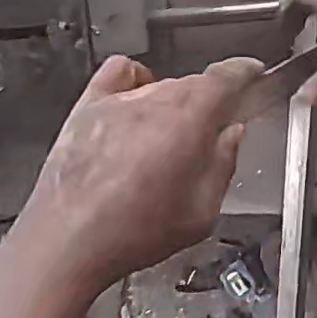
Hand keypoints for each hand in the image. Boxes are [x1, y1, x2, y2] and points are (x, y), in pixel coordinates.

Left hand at [9, 54, 263, 303]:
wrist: (64, 247)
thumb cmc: (130, 234)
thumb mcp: (201, 212)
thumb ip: (224, 164)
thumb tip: (232, 136)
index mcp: (191, 119)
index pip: (227, 75)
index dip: (245, 71)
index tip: (252, 74)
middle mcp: (156, 100)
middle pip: (197, 82)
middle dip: (211, 101)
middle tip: (210, 133)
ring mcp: (120, 101)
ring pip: (163, 84)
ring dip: (175, 102)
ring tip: (167, 139)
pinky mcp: (89, 107)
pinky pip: (120, 73)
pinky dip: (136, 80)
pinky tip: (136, 104)